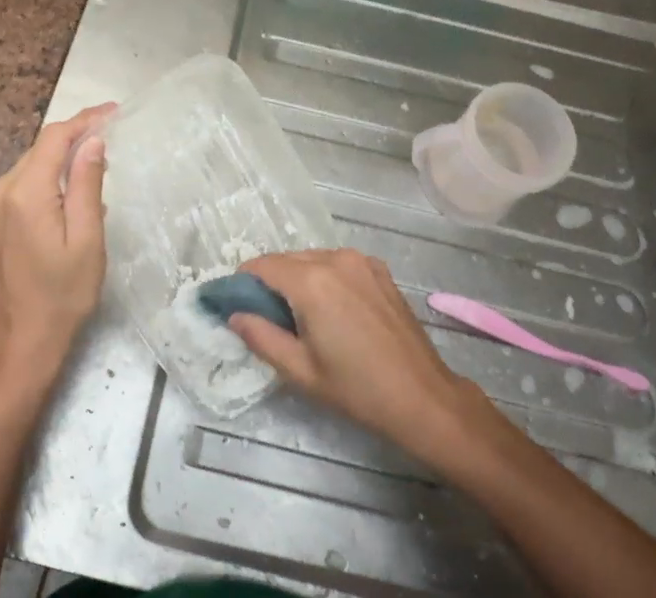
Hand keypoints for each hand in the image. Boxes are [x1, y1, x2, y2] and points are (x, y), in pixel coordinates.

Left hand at [0, 103, 114, 371]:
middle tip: (114, 133)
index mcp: (25, 194)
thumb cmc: (63, 293)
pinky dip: (50, 176)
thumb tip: (93, 141)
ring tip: (100, 160)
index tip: (114, 111)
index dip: (85, 120)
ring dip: (64, 156)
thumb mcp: (86, 239)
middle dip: (76, 136)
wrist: (24, 338)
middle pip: (41, 148)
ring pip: (33, 164)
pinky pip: (24, 183)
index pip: (55, 139)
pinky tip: (74, 188)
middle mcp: (1, 191)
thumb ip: (87, 185)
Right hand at [231, 250, 486, 454]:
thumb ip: (260, 337)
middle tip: (265, 318)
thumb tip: (234, 315)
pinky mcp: (380, 271)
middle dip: (270, 282)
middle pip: (286, 259)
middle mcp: (336, 259)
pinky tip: (331, 310)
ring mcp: (362, 262)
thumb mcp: (299, 370)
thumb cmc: (356, 388)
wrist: (421, 396)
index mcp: (312, 281)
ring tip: (299, 317)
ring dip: (297, 279)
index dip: (242, 282)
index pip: (261, 265)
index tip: (234, 304)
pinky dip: (325, 278)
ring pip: (312, 259)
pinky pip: (338, 264)